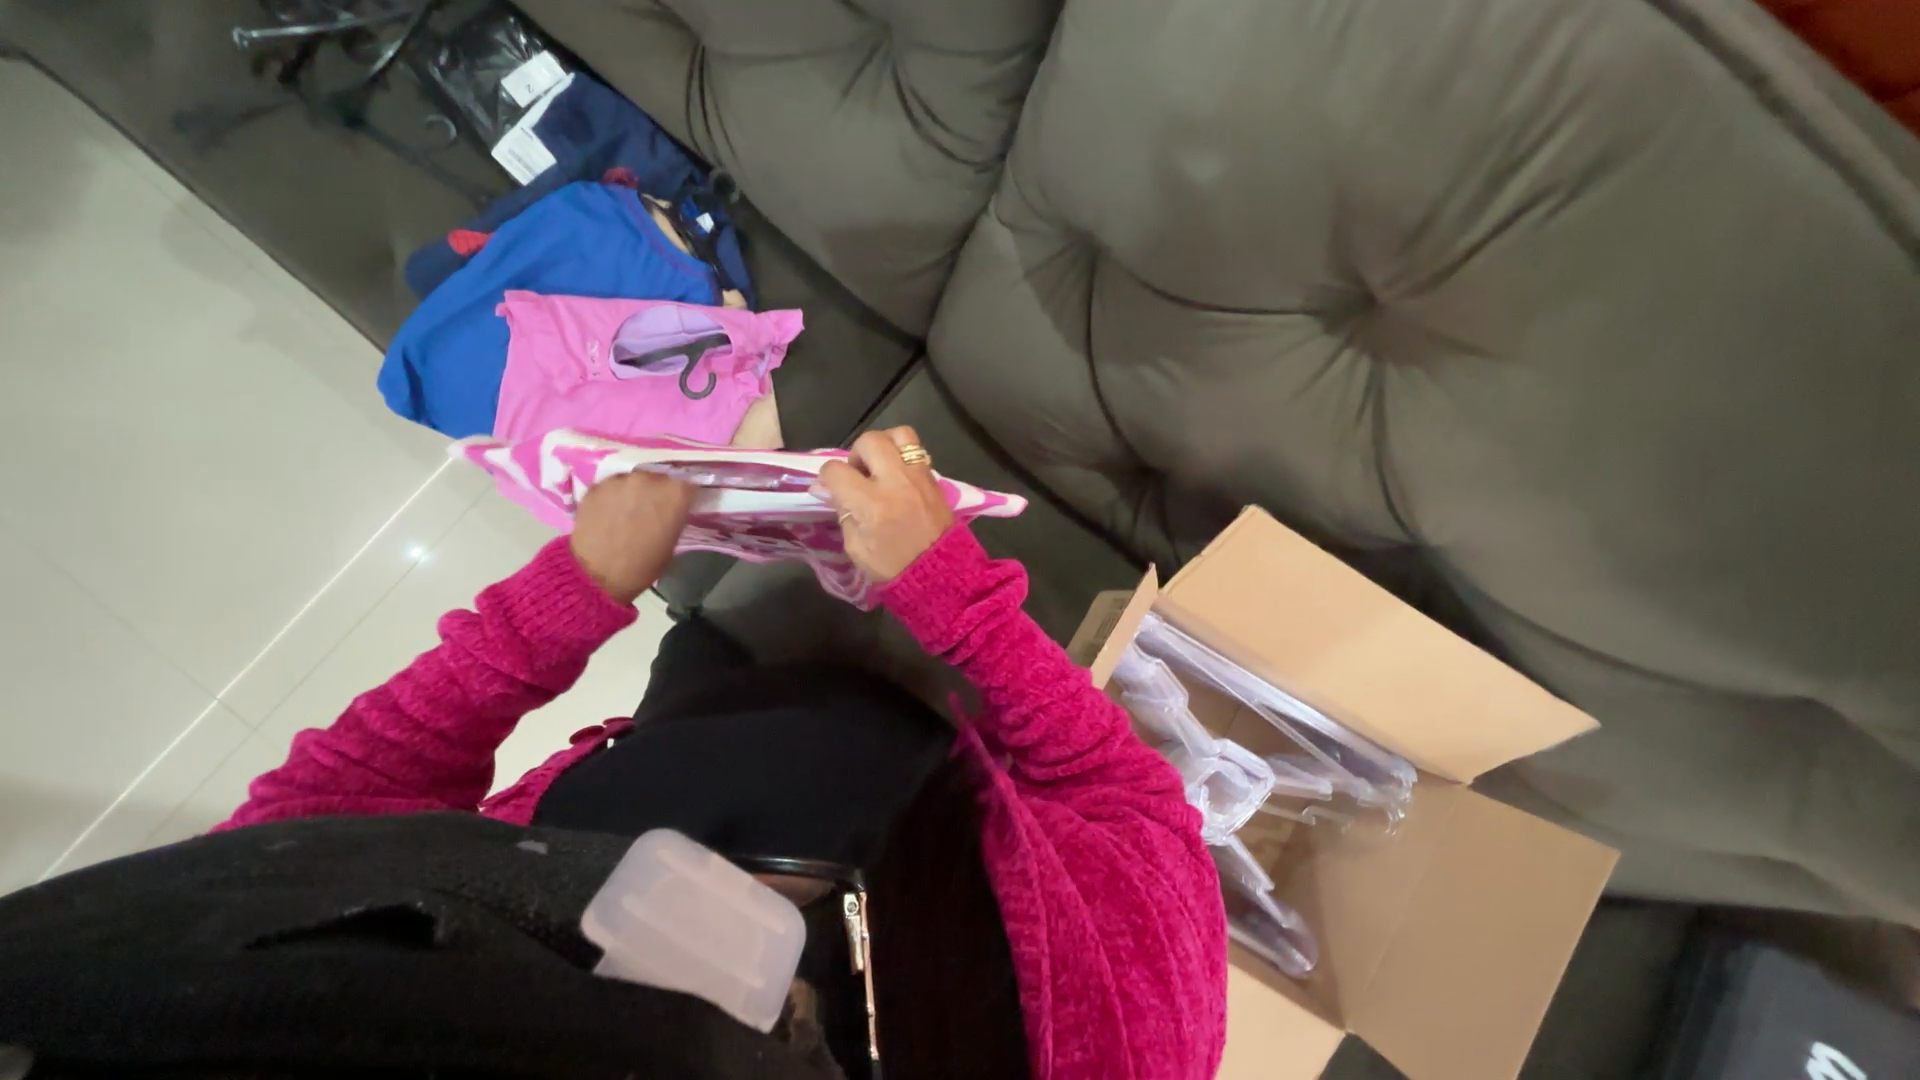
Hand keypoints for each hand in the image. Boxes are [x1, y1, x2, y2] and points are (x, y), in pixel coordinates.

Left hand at [568, 470, 693, 603]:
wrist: (596, 574)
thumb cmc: (642, 565)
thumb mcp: (672, 542)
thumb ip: (675, 517)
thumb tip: (671, 510)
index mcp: (676, 493)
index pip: (687, 486)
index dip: (683, 498)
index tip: (679, 508)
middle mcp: (650, 478)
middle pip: (660, 479)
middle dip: (658, 492)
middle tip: (652, 510)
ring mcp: (621, 479)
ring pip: (634, 480)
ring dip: (635, 492)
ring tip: (628, 511)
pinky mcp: (597, 484)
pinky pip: (612, 485)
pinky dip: (614, 495)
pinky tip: (610, 512)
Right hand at [818, 427, 954, 583]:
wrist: (940, 574)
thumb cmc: (893, 567)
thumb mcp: (856, 547)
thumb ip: (842, 513)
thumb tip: (827, 489)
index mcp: (871, 503)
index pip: (836, 471)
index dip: (826, 478)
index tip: (830, 488)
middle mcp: (895, 481)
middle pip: (869, 441)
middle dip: (856, 454)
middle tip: (858, 475)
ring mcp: (918, 476)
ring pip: (898, 434)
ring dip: (884, 445)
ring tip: (880, 466)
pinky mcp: (934, 478)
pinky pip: (916, 450)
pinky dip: (902, 455)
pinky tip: (898, 476)